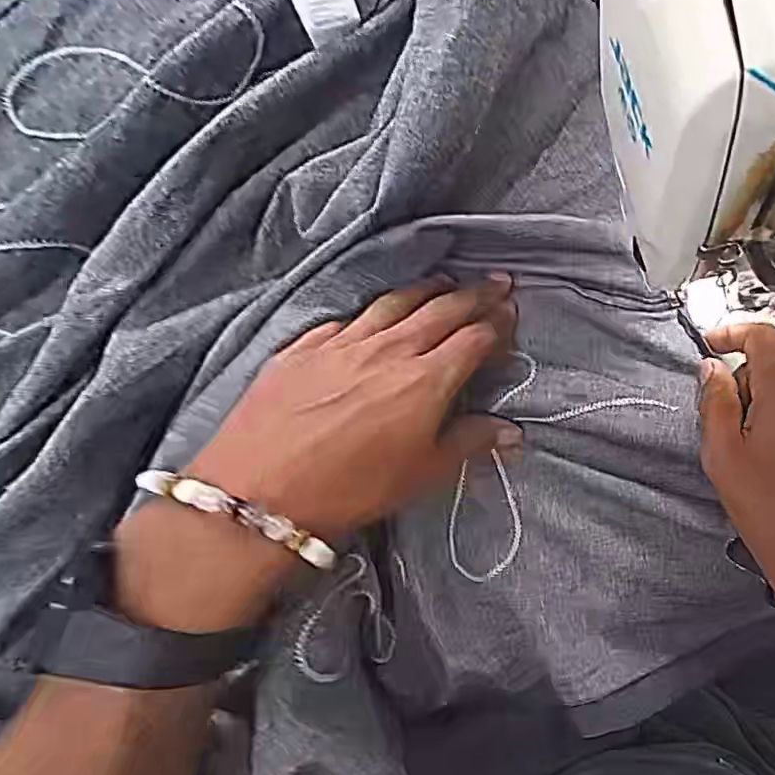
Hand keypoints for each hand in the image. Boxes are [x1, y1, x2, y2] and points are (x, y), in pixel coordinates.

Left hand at [112, 274, 519, 631]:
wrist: (262, 491)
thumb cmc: (354, 488)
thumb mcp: (423, 472)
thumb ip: (469, 441)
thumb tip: (511, 431)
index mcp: (426, 379)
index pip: (473, 338)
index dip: (497, 324)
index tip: (511, 313)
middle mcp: (389, 349)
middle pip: (441, 309)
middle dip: (474, 295)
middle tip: (497, 283)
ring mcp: (343, 342)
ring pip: (395, 302)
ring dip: (427, 290)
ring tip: (445, 283)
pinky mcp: (304, 346)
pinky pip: (349, 318)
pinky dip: (374, 312)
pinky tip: (375, 315)